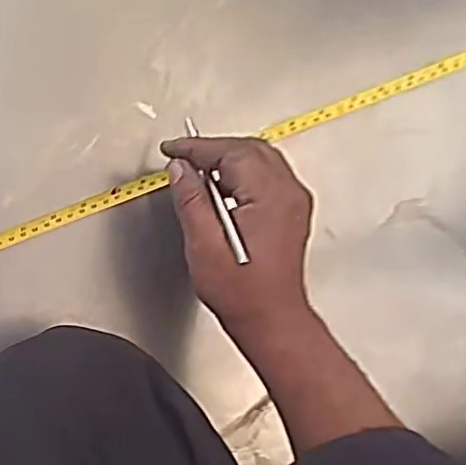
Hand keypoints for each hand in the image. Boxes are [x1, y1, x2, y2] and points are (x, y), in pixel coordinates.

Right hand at [159, 136, 315, 328]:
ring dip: (226, 157)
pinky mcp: (289, 213)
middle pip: (249, 149)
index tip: (172, 149)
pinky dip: (240, 171)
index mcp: (269, 196)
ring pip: (260, 159)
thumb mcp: (203, 245)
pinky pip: (266, 176)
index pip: (231, 152)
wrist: (268, 316)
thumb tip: (181, 170)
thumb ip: (191, 201)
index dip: (197, 148)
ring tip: (195, 169)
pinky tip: (219, 185)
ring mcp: (292, 202)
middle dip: (212, 148)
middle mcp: (288, 193)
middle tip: (180, 156)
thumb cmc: (241, 290)